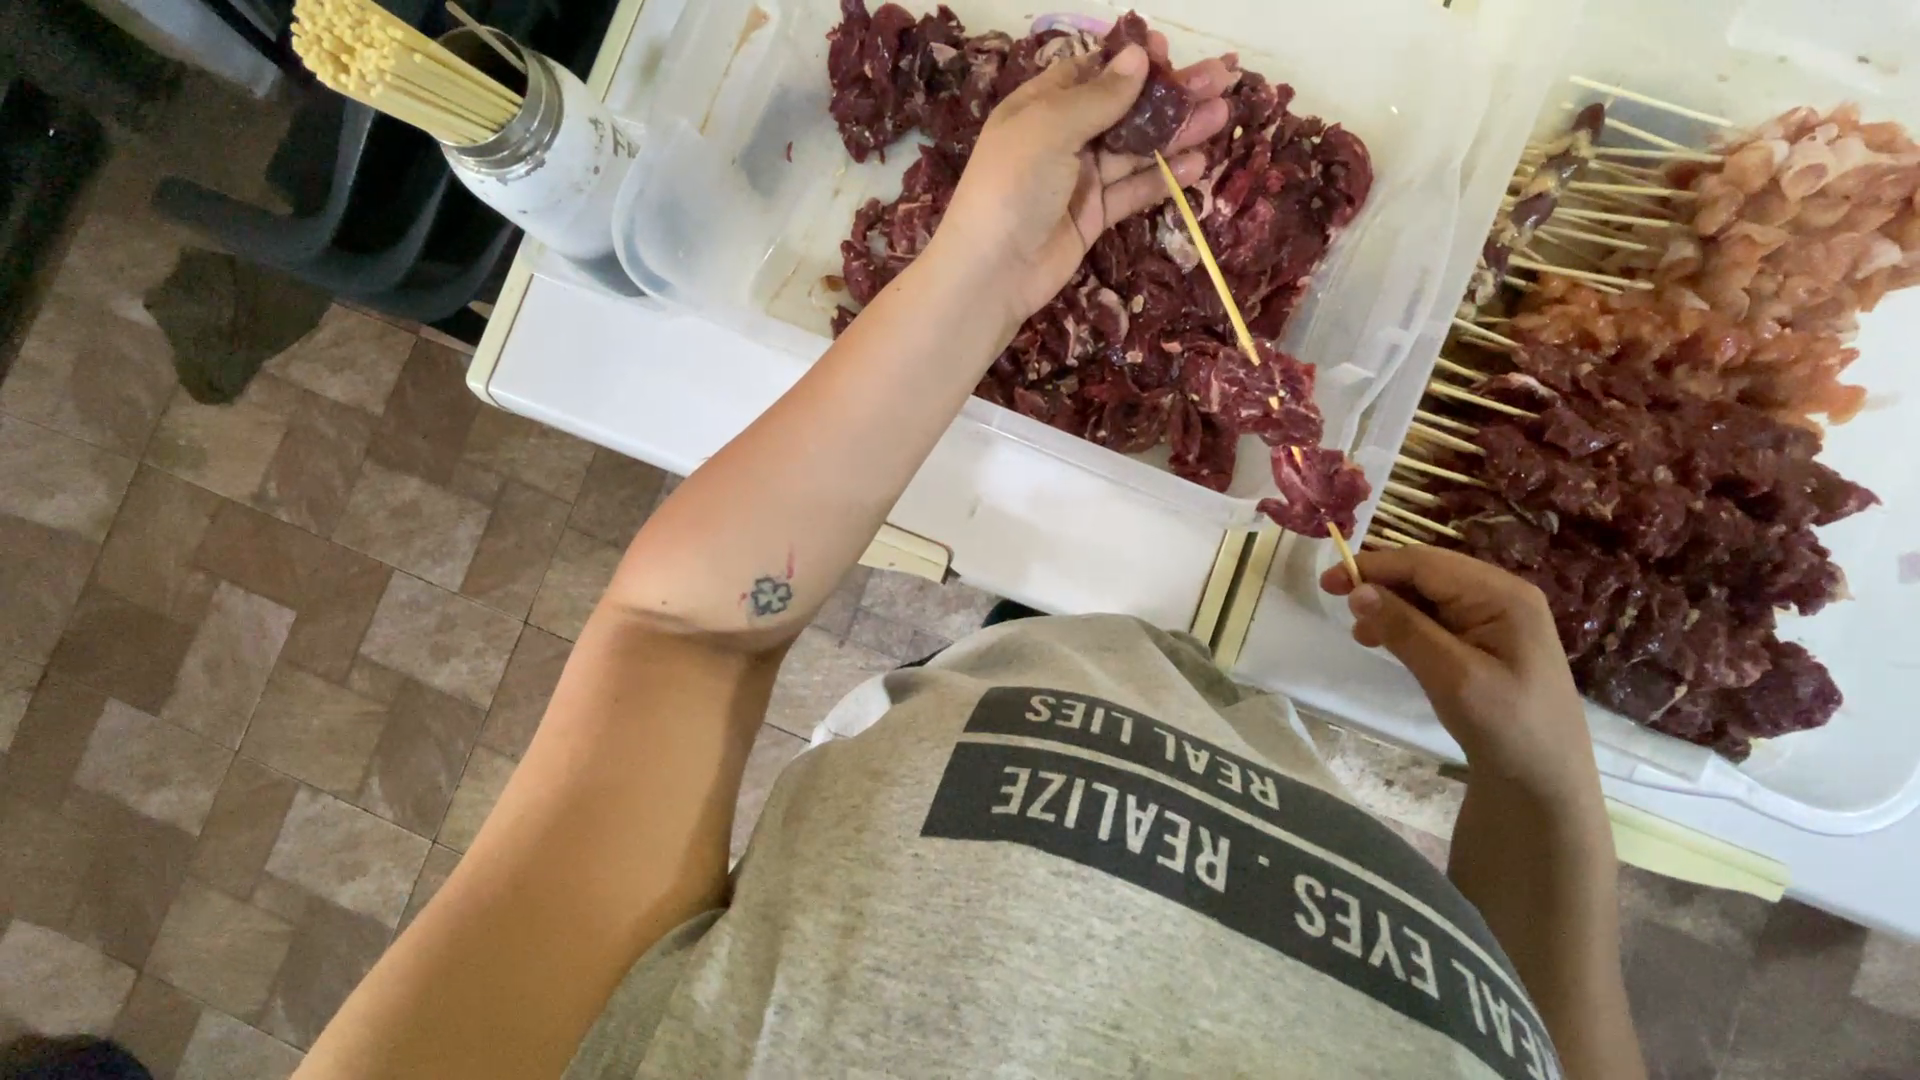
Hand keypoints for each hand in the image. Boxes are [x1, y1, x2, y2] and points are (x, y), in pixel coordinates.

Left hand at [929, 41, 1233, 328]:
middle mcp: (1061, 139)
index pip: (1093, 73)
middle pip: (1124, 108)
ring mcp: (1078, 180)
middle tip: (1221, 78)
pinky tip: (1199, 163)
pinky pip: (1133, 191)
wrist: (992, 273)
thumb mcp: (1050, 129)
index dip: (1132, 62)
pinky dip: (1164, 177)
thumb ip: (1098, 97)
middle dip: (1170, 94)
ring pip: (1135, 149)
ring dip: (1177, 132)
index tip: (1168, 55)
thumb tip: (1139, 56)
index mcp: (1040, 107)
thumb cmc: (1012, 188)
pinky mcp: (1093, 217)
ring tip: (1223, 114)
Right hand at [1319, 547, 1601, 804]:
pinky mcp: (1484, 638)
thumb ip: (1405, 629)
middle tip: (1335, 601)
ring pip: (1426, 592)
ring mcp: (1494, 616)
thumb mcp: (1451, 676)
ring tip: (1362, 633)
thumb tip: (1357, 591)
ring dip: (1388, 604)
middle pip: (1426, 572)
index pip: (1425, 564)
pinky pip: (1434, 615)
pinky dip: (1403, 621)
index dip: (1373, 566)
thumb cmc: (1505, 725)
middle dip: (1379, 582)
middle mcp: (1500, 595)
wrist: (1544, 779)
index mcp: (1501, 595)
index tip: (1327, 582)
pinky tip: (1384, 640)